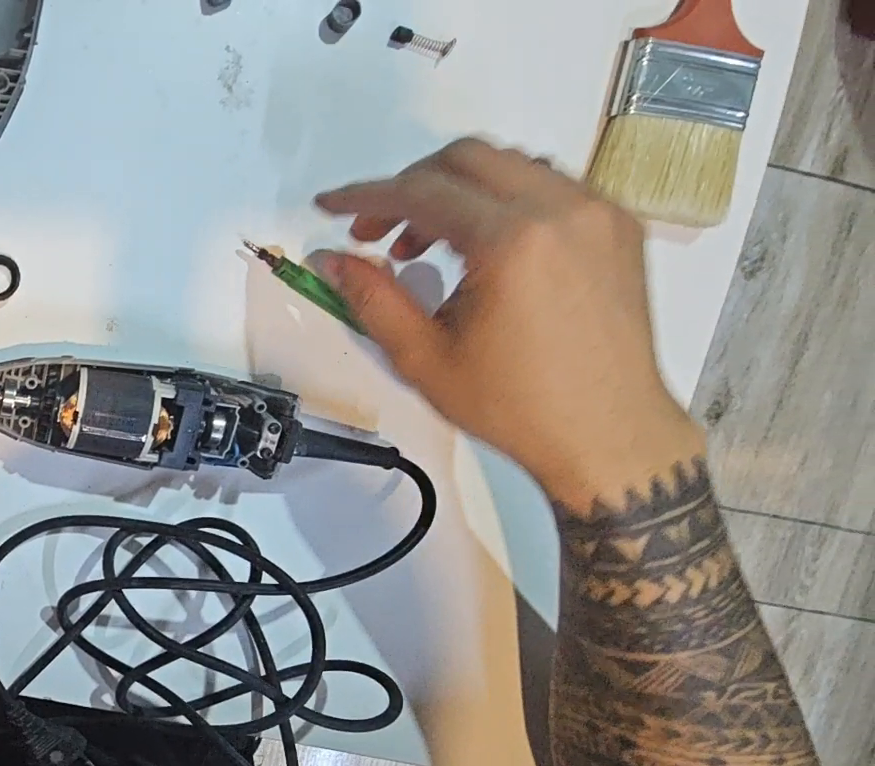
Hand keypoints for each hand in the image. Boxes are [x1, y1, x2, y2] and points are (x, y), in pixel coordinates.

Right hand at [311, 138, 704, 510]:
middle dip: (408, 186)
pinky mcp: (615, 226)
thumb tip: (331, 258)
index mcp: (512, 242)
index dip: (365, 196)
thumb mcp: (422, 356)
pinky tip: (474, 247)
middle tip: (373, 232)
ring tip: (421, 246)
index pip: (423, 192)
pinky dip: (496, 200)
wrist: (605, 429)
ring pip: (509, 165)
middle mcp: (561, 208)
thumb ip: (372, 298)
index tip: (327, 206)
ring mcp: (597, 212)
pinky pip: (546, 185)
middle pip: (468, 159)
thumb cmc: (508, 402)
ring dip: (452, 191)